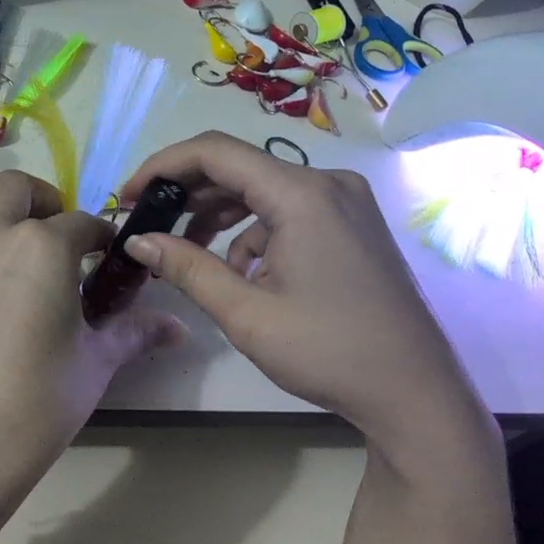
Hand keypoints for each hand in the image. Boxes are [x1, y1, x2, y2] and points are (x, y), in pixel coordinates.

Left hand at [0, 171, 179, 543]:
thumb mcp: (94, 365)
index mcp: (39, 247)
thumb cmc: (37, 406)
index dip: (100, 238)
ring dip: (8, 239)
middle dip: (44, 203)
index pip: (81, 221)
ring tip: (26, 296)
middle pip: (16, 190)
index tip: (108, 262)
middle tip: (62, 246)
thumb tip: (178, 326)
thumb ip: (134, 332)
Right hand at [119, 132, 491, 458]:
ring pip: (264, 190)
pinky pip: (290, 211)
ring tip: (188, 255)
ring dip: (220, 215)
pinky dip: (255, 232)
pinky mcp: (354, 224)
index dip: (162, 167)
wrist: (415, 391)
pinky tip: (243, 273)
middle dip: (188, 194)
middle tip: (148, 226)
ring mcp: (347, 202)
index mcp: (301, 194)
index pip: (215, 152)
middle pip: (240, 167)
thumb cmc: (328, 352)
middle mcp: (327, 182)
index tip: (128, 196)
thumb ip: (187, 268)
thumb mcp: (246, 313)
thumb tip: (138, 240)